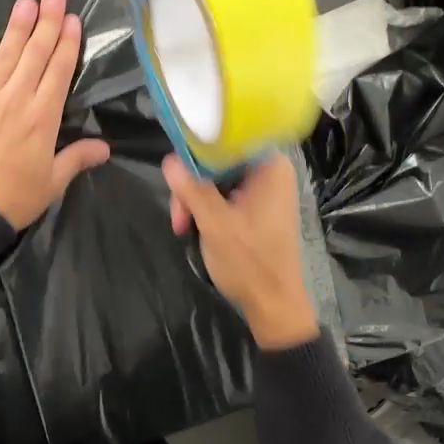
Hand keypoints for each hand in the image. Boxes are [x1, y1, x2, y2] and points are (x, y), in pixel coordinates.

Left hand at [0, 0, 110, 229]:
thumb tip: (105, 147)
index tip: (72, 19)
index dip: (67, 43)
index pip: (59, 71)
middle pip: (35, 54)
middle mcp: (16, 99)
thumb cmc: (14, 200)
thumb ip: (77, 159)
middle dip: (46, 21)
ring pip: (5, 55)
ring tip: (27, 1)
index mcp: (43, 118)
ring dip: (17, 26)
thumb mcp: (52, 183)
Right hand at [163, 153, 319, 350]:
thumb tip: (169, 160)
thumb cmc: (249, 263)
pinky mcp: (258, 211)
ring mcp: (265, 193)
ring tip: (183, 228)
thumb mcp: (214, 224)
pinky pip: (226, 197)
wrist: (273, 304)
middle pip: (219, 162)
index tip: (175, 170)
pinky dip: (209, 211)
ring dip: (196, 202)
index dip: (197, 151)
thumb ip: (192, 189)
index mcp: (269, 167)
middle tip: (178, 216)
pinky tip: (196, 229)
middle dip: (193, 186)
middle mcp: (270, 173)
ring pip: (218, 182)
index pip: (228, 140)